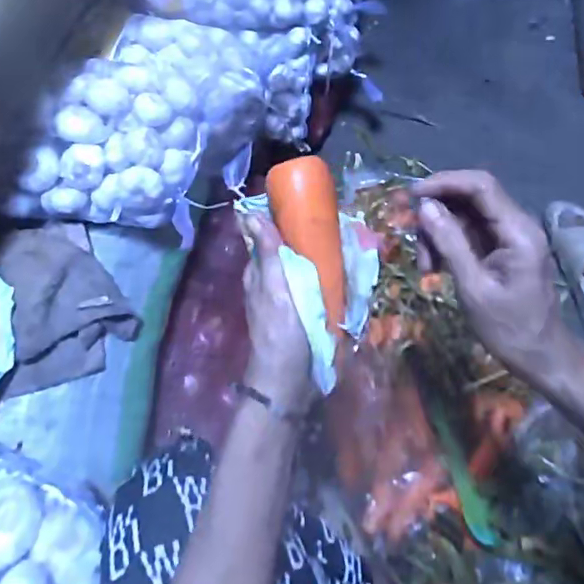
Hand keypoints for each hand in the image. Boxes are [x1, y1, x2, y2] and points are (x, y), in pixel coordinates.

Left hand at [238, 213, 316, 413]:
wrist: (289, 382)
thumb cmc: (281, 331)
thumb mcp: (274, 288)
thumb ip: (265, 253)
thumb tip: (248, 214)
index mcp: (257, 271)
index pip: (261, 233)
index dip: (275, 215)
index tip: (299, 201)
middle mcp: (266, 280)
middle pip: (280, 247)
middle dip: (297, 231)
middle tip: (325, 217)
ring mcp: (282, 295)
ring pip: (294, 263)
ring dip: (309, 251)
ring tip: (335, 237)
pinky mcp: (298, 310)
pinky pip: (306, 281)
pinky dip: (316, 271)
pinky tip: (335, 269)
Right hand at [414, 171, 583, 390]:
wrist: (542, 359)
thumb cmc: (510, 329)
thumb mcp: (474, 288)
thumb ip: (450, 243)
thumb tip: (424, 207)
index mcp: (519, 231)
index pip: (480, 186)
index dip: (444, 182)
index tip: (412, 196)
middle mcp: (517, 224)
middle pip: (470, 196)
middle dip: (437, 210)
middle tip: (413, 234)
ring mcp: (509, 234)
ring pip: (464, 213)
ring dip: (438, 230)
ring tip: (426, 263)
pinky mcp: (500, 246)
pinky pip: (467, 229)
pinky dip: (446, 241)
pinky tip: (435, 266)